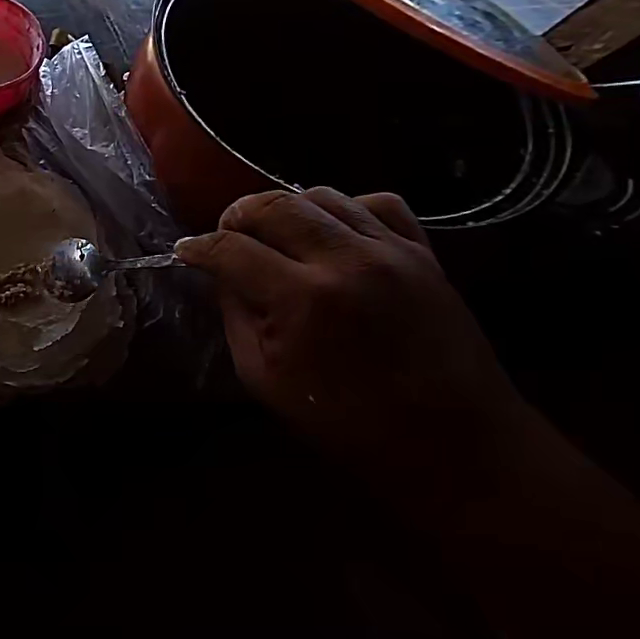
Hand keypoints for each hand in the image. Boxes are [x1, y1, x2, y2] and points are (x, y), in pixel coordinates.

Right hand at [174, 189, 526, 467]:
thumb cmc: (344, 420)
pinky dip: (343, 210)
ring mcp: (392, 252)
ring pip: (320, 196)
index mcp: (303, 298)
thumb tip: (221, 274)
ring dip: (285, 210)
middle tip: (225, 238)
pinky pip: (377, 203)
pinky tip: (330, 236)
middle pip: (273, 206)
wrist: (454, 443)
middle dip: (236, 216)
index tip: (185, 251)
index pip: (230, 249)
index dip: (197, 247)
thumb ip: (235, 314)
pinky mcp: (424, 254)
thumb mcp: (261, 375)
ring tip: (275, 236)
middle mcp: (348, 261)